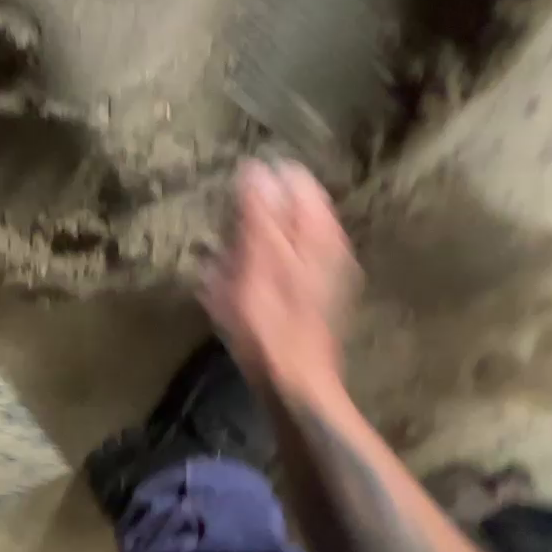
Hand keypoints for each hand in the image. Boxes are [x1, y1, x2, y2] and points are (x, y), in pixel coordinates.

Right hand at [200, 159, 358, 394]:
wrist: (293, 384)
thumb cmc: (268, 323)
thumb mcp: (256, 262)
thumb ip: (258, 214)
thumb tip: (257, 168)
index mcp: (318, 234)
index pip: (295, 181)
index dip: (262, 183)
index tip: (231, 201)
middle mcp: (327, 246)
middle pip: (285, 209)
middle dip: (250, 219)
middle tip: (226, 244)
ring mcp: (320, 271)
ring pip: (276, 238)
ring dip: (245, 247)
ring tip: (224, 270)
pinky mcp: (307, 294)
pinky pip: (272, 265)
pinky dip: (248, 270)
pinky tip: (230, 289)